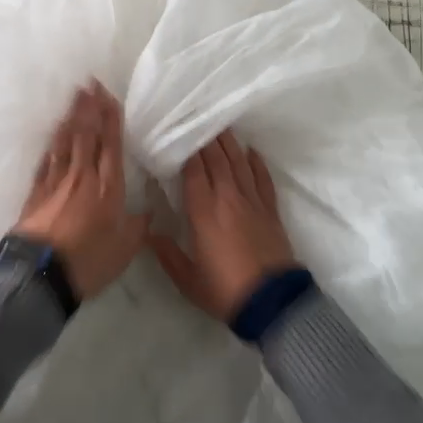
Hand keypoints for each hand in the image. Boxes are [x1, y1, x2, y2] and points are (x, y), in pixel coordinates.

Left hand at [11, 82, 147, 299]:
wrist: (39, 278)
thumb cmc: (88, 262)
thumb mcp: (124, 249)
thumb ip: (138, 227)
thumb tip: (148, 210)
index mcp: (107, 187)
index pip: (110, 145)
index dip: (110, 119)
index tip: (108, 96)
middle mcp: (82, 177)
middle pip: (87, 135)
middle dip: (89, 108)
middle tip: (90, 84)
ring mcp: (56, 182)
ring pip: (66, 142)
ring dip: (71, 118)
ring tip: (75, 98)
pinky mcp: (36, 193)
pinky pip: (47, 160)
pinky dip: (53, 143)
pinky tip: (54, 134)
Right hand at [149, 129, 297, 321]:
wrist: (271, 301)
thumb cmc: (224, 290)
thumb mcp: (188, 279)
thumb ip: (167, 254)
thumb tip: (150, 231)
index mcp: (203, 211)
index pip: (193, 171)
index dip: (186, 151)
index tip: (177, 136)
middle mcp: (227, 197)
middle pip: (216, 159)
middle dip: (206, 139)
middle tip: (197, 121)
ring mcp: (251, 200)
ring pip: (238, 162)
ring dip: (229, 143)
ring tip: (220, 126)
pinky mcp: (270, 209)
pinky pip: (262, 178)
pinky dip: (256, 162)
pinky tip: (252, 151)